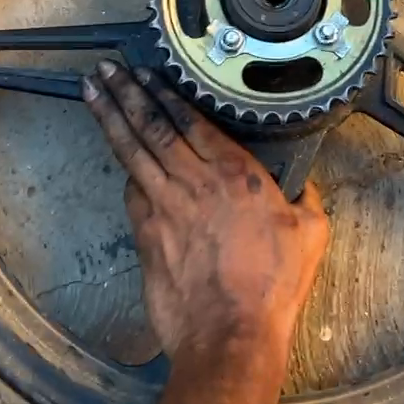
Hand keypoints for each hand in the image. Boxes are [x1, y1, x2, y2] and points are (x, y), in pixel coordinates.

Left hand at [81, 60, 329, 365]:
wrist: (230, 336)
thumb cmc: (272, 285)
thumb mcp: (310, 232)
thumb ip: (304, 198)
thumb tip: (301, 186)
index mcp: (234, 172)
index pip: (190, 119)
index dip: (165, 92)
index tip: (147, 73)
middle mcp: (194, 180)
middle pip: (152, 125)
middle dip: (126, 91)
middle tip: (106, 68)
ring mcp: (164, 206)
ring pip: (132, 150)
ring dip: (110, 116)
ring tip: (93, 90)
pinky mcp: (146, 235)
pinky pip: (131, 191)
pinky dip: (123, 167)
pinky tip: (116, 155)